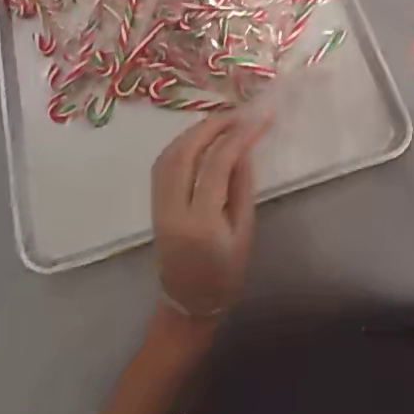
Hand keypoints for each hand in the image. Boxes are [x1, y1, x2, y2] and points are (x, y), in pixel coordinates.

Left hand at [150, 113, 272, 317]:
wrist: (189, 301)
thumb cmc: (225, 273)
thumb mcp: (244, 232)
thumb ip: (242, 188)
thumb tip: (243, 148)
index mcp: (201, 222)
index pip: (218, 165)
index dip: (240, 137)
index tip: (260, 119)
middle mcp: (173, 209)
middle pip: (186, 152)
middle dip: (212, 126)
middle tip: (238, 113)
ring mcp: (158, 204)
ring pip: (169, 154)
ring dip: (195, 131)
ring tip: (222, 120)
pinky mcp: (153, 202)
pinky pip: (163, 163)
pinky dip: (181, 144)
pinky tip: (200, 138)